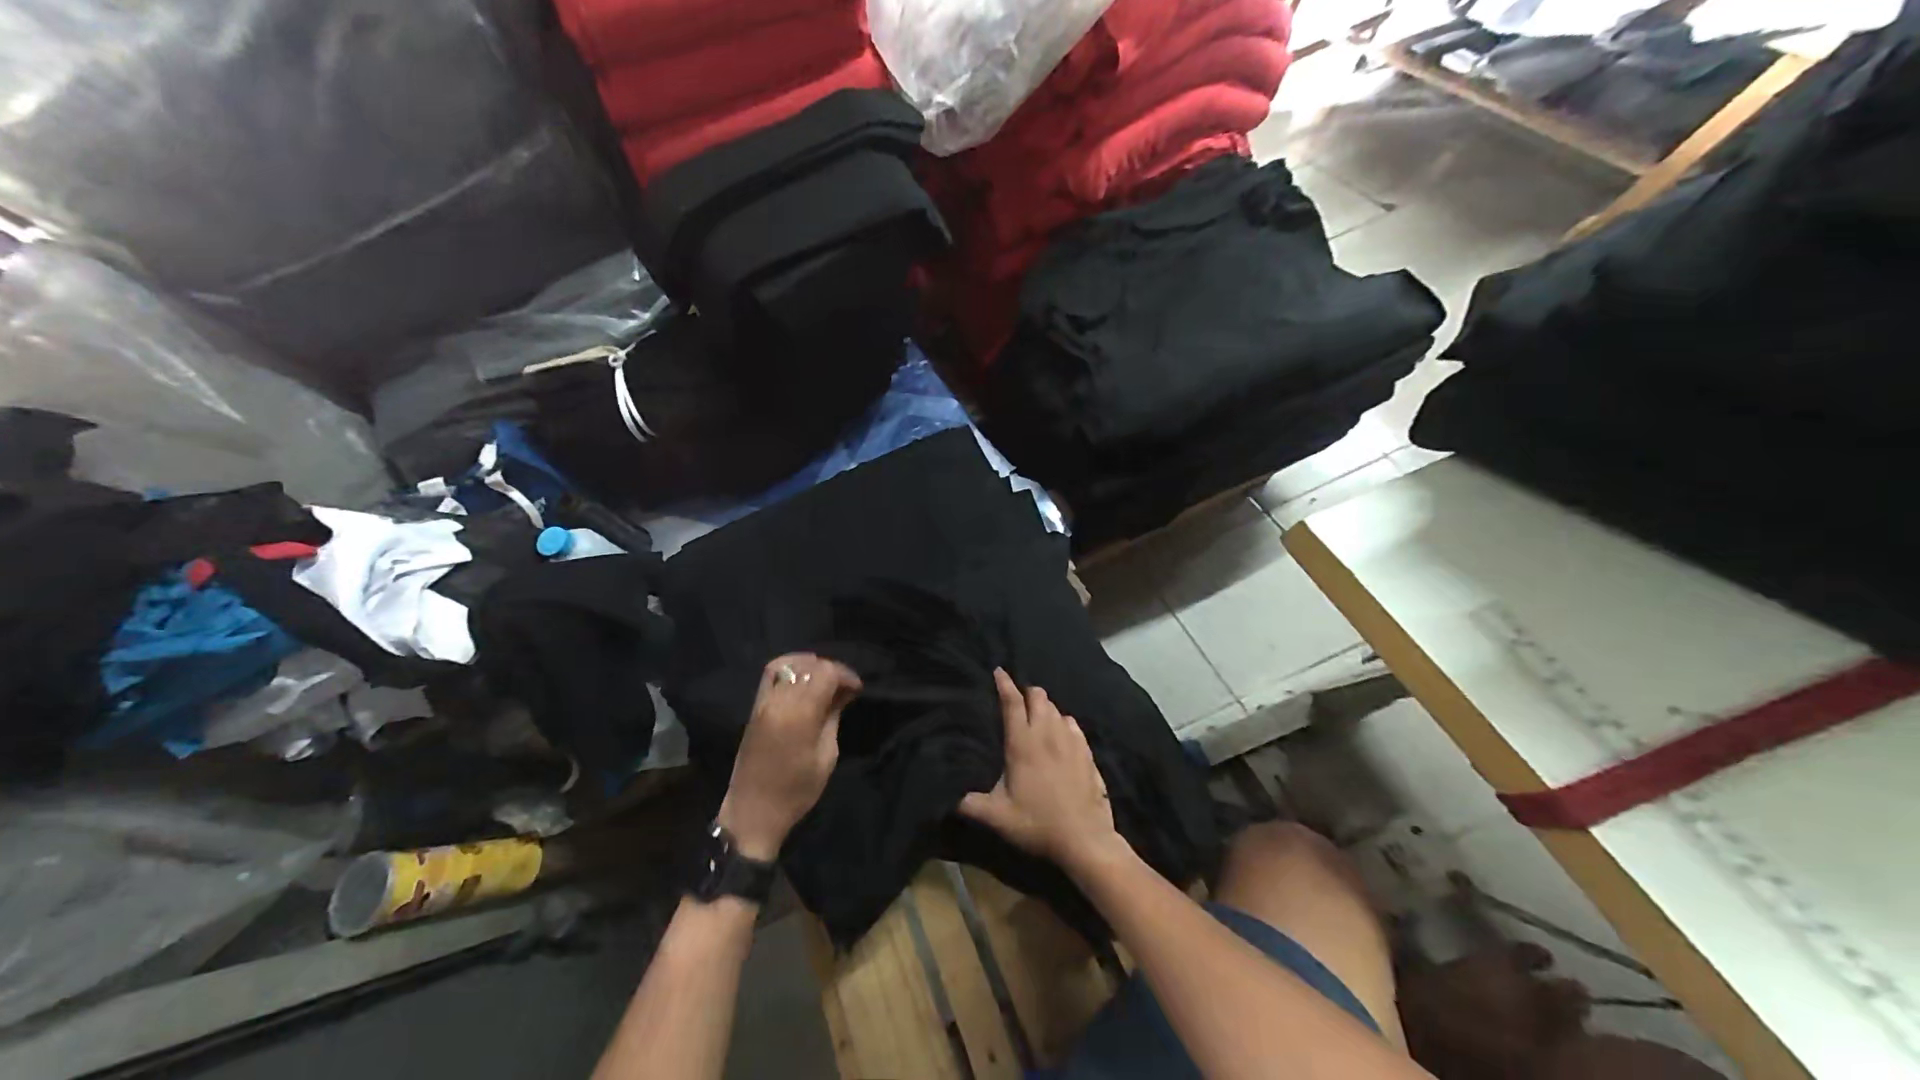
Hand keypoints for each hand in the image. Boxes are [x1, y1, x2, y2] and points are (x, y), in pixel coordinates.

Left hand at [718, 653, 861, 859]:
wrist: (752, 812)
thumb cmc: (796, 791)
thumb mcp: (826, 757)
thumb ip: (833, 717)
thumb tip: (842, 694)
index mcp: (800, 715)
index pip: (825, 672)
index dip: (845, 675)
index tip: (856, 689)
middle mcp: (779, 701)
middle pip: (808, 665)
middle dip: (830, 670)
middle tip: (844, 687)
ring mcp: (763, 703)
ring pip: (787, 664)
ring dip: (809, 666)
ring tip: (824, 679)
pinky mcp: (754, 708)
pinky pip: (770, 675)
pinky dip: (789, 669)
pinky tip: (802, 679)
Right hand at [958, 669, 1123, 871]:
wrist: (1085, 839)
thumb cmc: (1037, 823)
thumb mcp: (997, 817)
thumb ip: (969, 803)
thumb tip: (946, 794)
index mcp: (1023, 744)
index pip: (1012, 703)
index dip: (1004, 684)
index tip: (998, 671)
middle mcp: (1048, 734)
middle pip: (1038, 697)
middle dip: (1026, 692)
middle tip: (1016, 698)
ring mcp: (1071, 741)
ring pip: (1057, 708)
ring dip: (1044, 706)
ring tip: (1036, 714)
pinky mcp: (1087, 752)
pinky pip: (1073, 724)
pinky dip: (1063, 721)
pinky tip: (1060, 732)